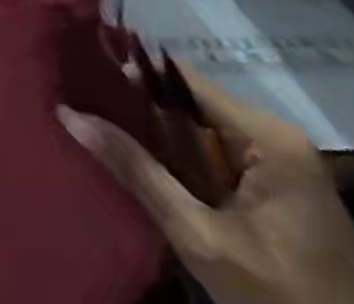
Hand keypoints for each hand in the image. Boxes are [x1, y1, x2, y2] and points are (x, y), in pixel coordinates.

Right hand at [57, 67, 353, 303]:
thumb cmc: (284, 296)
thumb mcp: (200, 236)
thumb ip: (137, 171)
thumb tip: (69, 114)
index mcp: (268, 138)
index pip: (183, 81)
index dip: (130, 74)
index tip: (80, 72)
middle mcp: (275, 139)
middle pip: (188, 105)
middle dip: (135, 106)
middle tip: (77, 99)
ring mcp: (277, 166)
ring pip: (196, 134)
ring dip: (152, 135)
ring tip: (92, 122)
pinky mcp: (273, 192)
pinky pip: (212, 159)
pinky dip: (175, 160)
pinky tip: (133, 160)